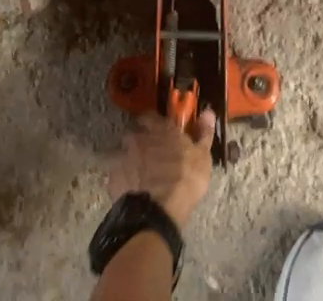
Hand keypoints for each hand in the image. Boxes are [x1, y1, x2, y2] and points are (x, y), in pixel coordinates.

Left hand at [106, 108, 215, 228]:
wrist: (159, 210)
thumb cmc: (185, 179)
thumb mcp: (202, 156)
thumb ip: (203, 133)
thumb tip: (208, 113)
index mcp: (159, 130)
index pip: (149, 116)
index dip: (152, 122)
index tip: (158, 131)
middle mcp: (138, 138)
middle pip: (135, 134)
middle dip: (140, 142)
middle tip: (151, 156)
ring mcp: (123, 157)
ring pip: (124, 154)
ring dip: (131, 160)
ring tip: (142, 175)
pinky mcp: (113, 178)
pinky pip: (118, 174)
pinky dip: (124, 179)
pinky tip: (134, 189)